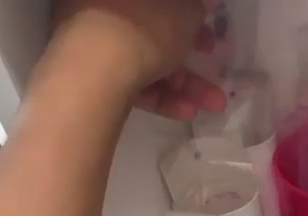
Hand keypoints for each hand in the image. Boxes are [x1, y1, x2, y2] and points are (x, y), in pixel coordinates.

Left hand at [48, 0, 225, 119]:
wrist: (94, 67)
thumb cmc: (144, 26)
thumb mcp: (183, 13)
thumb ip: (195, 8)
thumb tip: (201, 4)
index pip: (164, 2)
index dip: (188, 13)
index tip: (209, 29)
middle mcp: (105, 5)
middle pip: (154, 29)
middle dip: (191, 55)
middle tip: (216, 70)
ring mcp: (94, 37)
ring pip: (147, 60)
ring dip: (185, 85)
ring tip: (213, 105)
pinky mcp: (92, 73)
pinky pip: (133, 82)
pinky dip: (161, 96)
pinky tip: (186, 112)